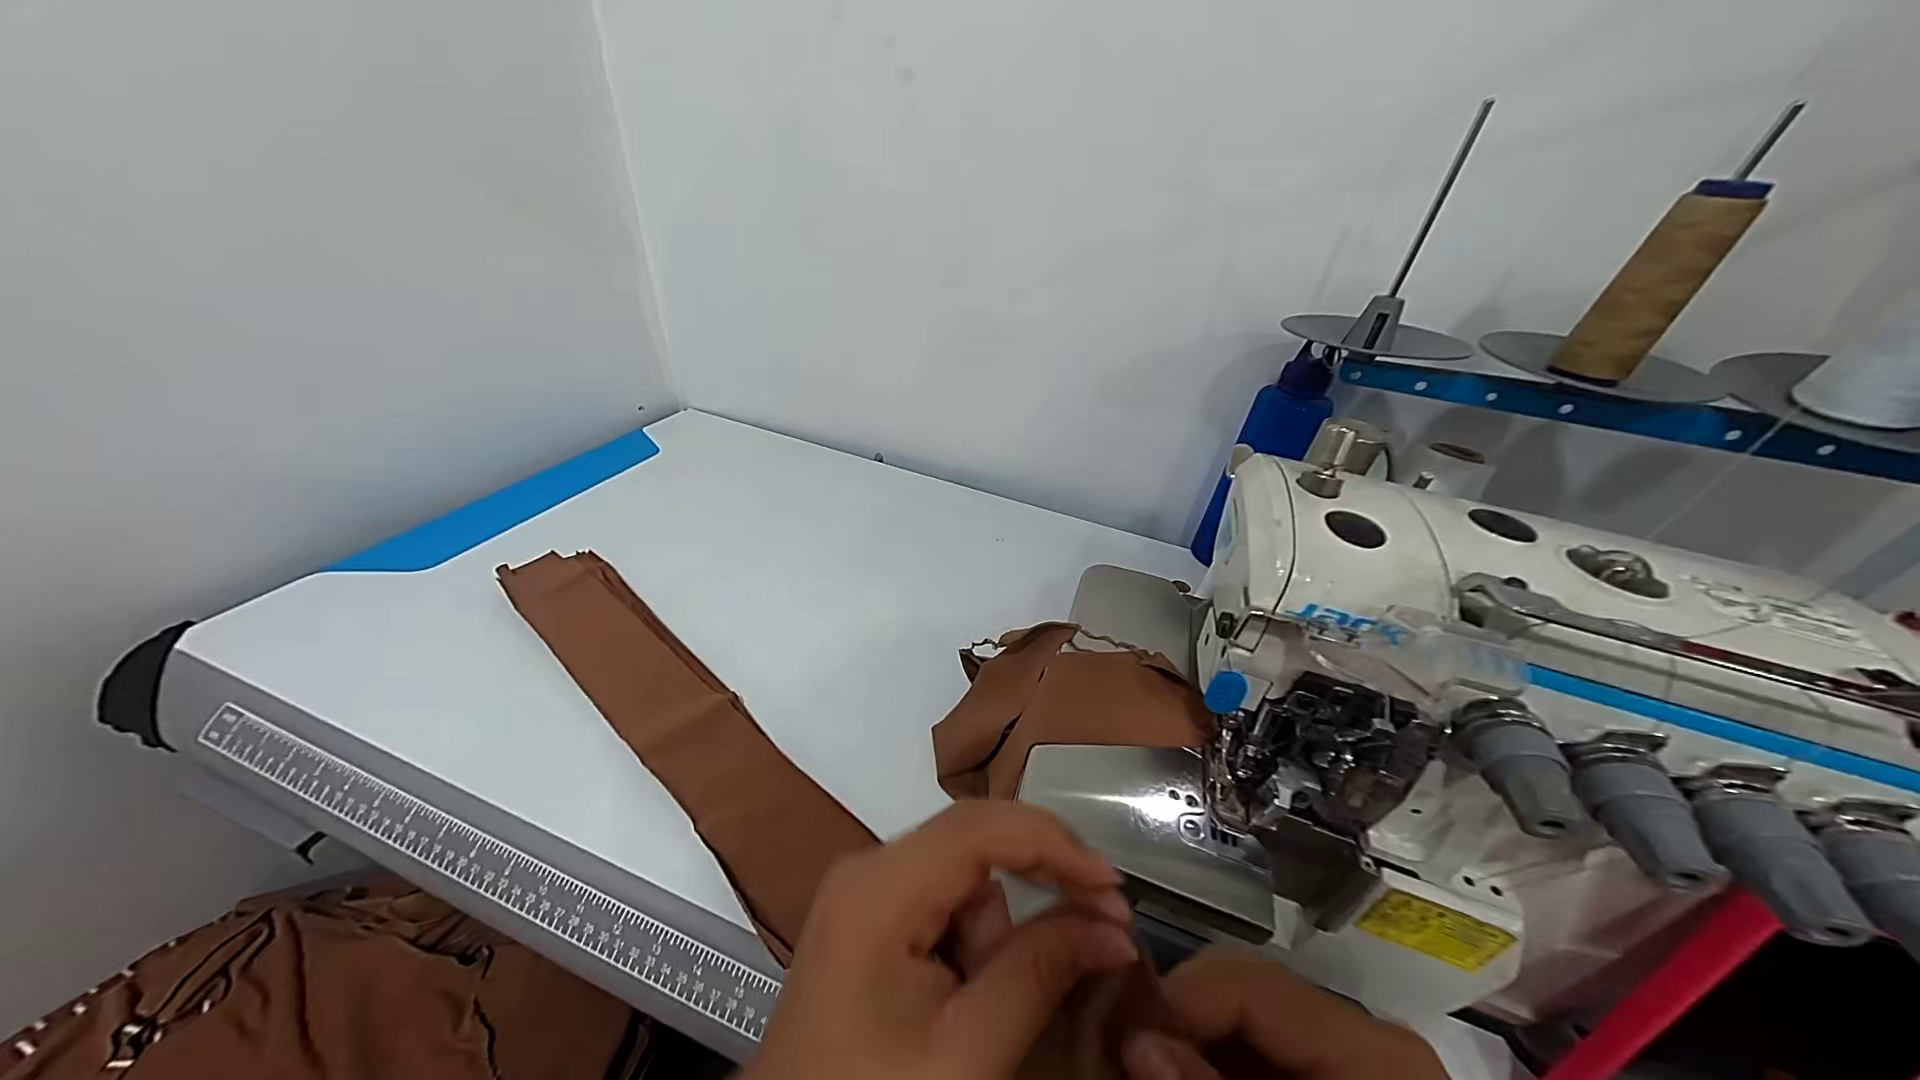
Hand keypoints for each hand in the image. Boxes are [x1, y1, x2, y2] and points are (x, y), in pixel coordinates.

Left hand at [741, 801, 1142, 1079]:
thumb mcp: (968, 1049)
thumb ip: (1040, 973)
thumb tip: (1113, 927)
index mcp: (879, 888)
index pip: (979, 828)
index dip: (1052, 842)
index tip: (1111, 883)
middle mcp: (868, 869)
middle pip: (974, 842)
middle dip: (1035, 883)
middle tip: (1096, 927)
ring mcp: (866, 889)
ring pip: (965, 874)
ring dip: (998, 928)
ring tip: (983, 1003)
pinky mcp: (870, 914)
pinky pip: (944, 899)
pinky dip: (974, 938)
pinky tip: (964, 992)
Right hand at [1120, 946, 1445, 1079]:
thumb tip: (1138, 1045)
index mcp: (1371, 1049)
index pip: (1244, 981)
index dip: (1176, 1002)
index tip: (1126, 1045)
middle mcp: (1366, 1036)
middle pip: (1242, 992)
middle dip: (1181, 1025)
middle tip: (1135, 1065)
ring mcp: (1358, 1058)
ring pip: (1248, 1021)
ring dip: (1197, 1046)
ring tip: (1158, 1075)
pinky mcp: (1346, 1079)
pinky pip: (1268, 1052)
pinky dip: (1224, 1068)